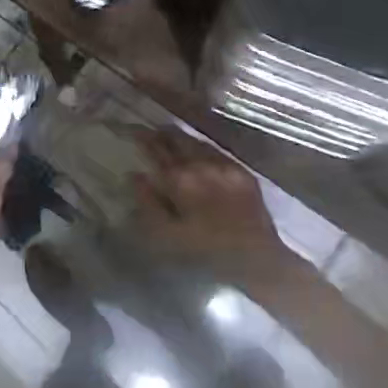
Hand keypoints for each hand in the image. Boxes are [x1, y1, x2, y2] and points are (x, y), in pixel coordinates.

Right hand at [131, 127, 293, 278]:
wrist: (256, 259)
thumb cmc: (204, 252)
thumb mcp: (166, 235)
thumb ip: (147, 202)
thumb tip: (134, 175)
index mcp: (180, 179)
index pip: (155, 149)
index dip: (141, 137)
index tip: (131, 129)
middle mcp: (201, 165)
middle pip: (177, 139)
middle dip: (161, 133)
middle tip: (149, 130)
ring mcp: (225, 166)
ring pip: (197, 142)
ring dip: (181, 137)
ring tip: (170, 135)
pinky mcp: (242, 173)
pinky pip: (217, 152)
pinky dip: (202, 147)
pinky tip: (199, 151)